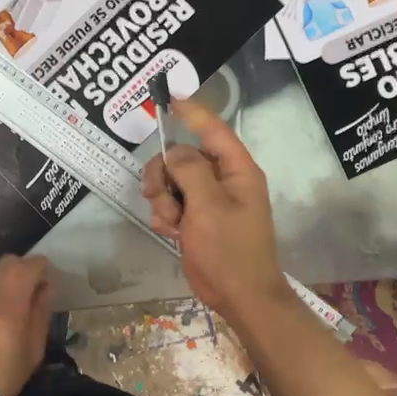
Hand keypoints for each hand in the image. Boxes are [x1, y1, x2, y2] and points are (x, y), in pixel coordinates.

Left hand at [0, 254, 53, 395]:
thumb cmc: (5, 375)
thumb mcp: (33, 350)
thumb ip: (40, 313)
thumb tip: (47, 287)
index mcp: (8, 309)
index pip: (26, 268)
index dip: (42, 266)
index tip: (51, 277)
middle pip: (8, 262)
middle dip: (26, 266)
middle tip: (39, 284)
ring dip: (13, 276)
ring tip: (24, 298)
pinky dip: (0, 287)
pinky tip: (7, 308)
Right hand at [141, 101, 288, 322]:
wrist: (238, 295)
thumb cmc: (230, 249)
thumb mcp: (209, 206)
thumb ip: (189, 171)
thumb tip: (173, 152)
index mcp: (237, 171)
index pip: (214, 131)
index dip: (193, 113)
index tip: (170, 100)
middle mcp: (223, 180)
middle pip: (182, 157)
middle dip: (164, 174)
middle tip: (158, 193)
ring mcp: (208, 200)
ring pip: (171, 181)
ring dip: (162, 199)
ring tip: (171, 221)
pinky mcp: (195, 219)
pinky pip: (170, 204)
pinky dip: (165, 216)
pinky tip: (172, 233)